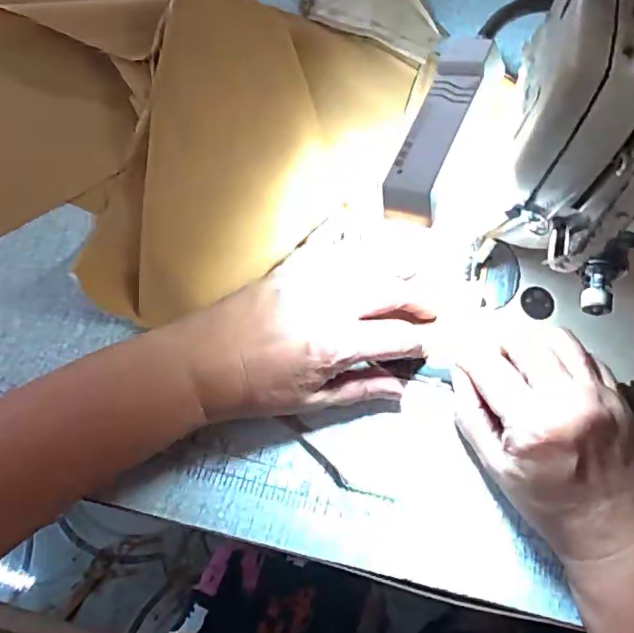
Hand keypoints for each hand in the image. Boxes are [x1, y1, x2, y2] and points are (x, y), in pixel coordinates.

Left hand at [155, 256, 440, 422]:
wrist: (200, 363)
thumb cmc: (254, 390)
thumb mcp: (311, 400)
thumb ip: (360, 389)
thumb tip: (402, 389)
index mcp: (334, 344)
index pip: (395, 336)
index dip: (419, 341)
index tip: (430, 344)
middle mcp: (328, 303)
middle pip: (390, 290)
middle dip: (419, 298)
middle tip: (433, 308)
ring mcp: (307, 278)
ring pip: (365, 260)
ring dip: (396, 263)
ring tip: (417, 268)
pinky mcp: (288, 266)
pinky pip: (327, 241)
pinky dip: (350, 235)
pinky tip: (365, 232)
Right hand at [451, 325, 633, 568]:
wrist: (608, 525)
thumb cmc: (545, 502)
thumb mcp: (493, 465)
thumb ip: (470, 414)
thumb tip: (460, 372)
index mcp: (534, 422)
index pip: (487, 364)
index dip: (466, 356)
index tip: (461, 358)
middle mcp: (569, 399)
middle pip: (521, 338)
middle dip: (496, 344)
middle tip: (490, 362)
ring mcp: (598, 393)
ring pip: (555, 335)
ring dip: (530, 342)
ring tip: (520, 362)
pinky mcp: (617, 392)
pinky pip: (583, 351)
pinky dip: (560, 353)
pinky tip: (550, 372)